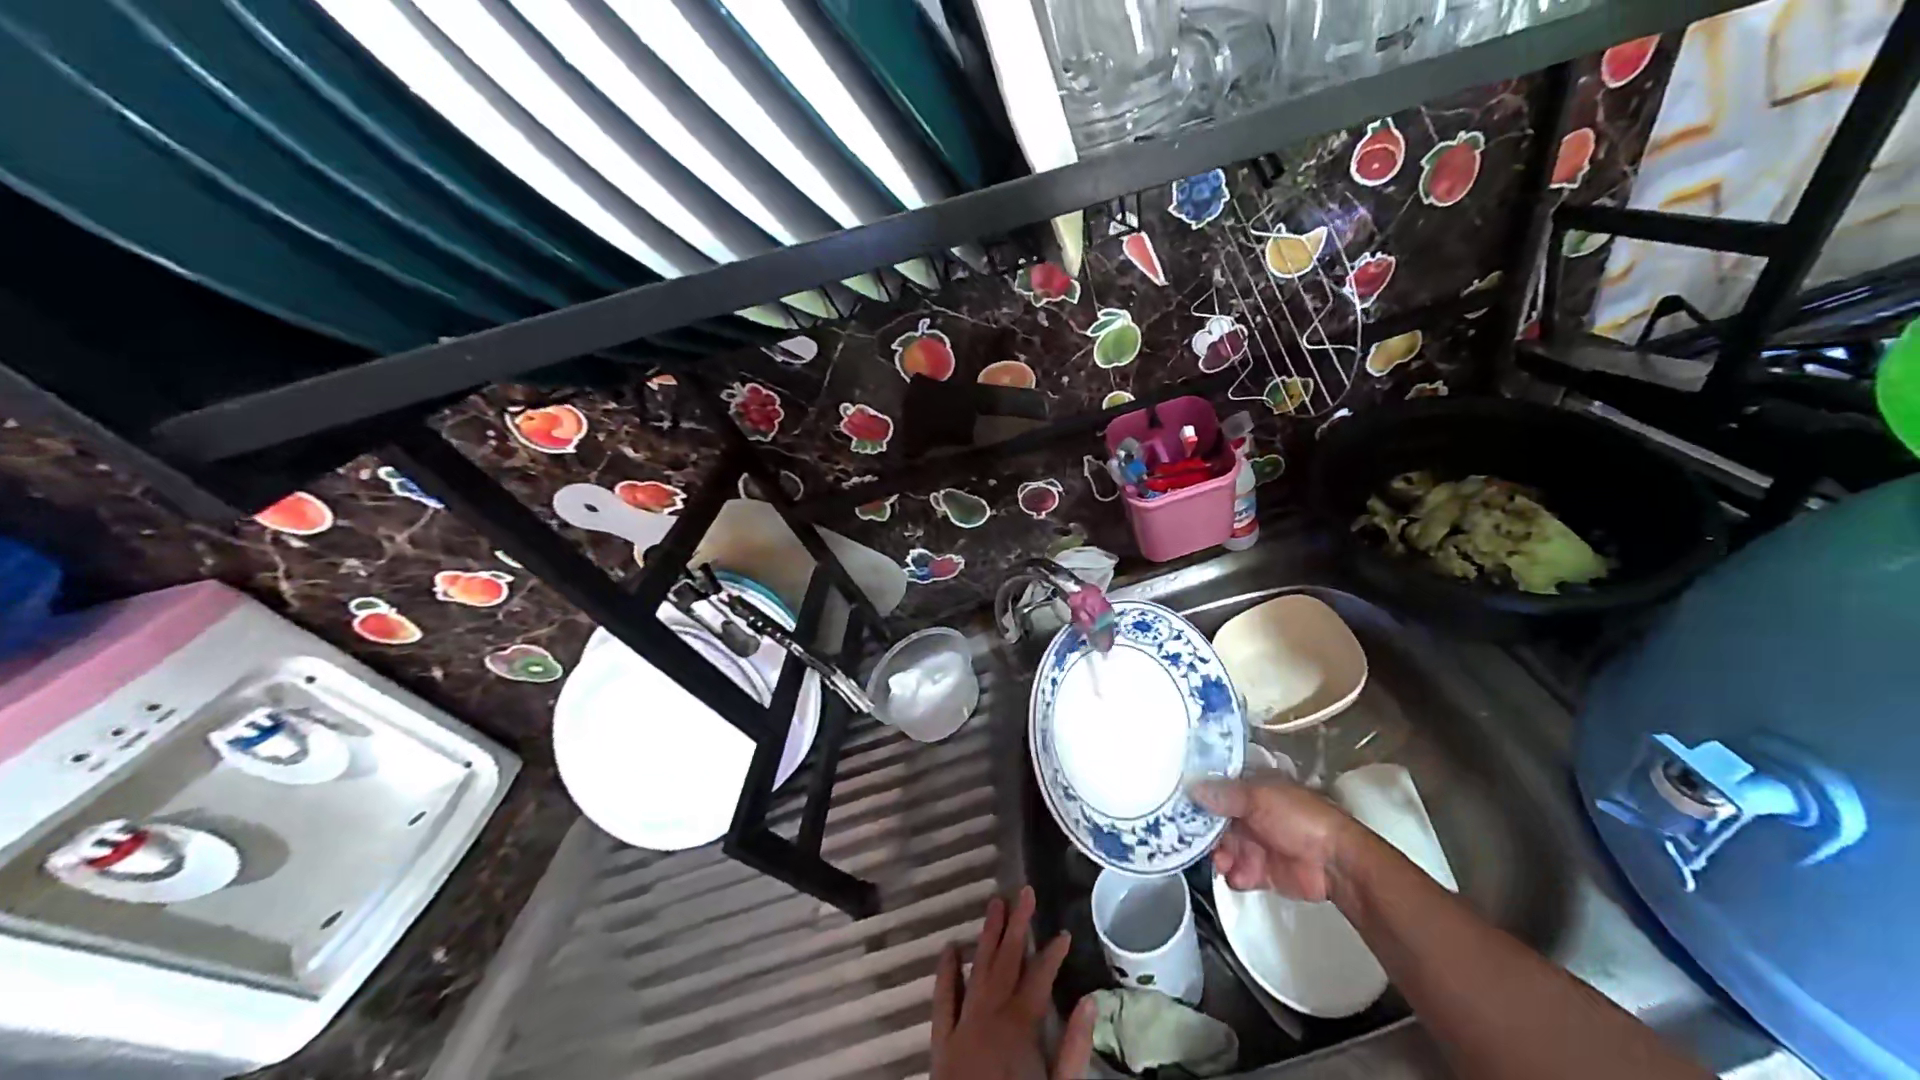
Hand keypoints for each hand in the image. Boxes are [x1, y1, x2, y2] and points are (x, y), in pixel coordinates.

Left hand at [931, 886, 1096, 1079]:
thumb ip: (1073, 1047)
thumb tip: (1090, 1001)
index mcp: (1020, 1026)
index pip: (1039, 978)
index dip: (1052, 953)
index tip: (1062, 932)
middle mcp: (989, 1015)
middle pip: (1006, 960)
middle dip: (1017, 925)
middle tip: (1024, 890)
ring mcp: (962, 1024)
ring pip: (977, 968)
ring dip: (987, 935)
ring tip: (994, 902)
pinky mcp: (941, 1039)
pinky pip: (942, 997)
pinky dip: (946, 971)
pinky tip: (950, 947)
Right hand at [1193, 774, 1359, 901]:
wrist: (1336, 864)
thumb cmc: (1300, 819)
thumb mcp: (1259, 799)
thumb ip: (1224, 796)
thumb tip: (1191, 789)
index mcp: (1251, 789)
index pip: (1215, 789)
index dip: (1197, 796)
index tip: (1178, 804)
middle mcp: (1249, 814)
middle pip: (1214, 822)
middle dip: (1205, 833)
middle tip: (1197, 841)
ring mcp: (1255, 843)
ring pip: (1222, 848)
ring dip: (1219, 856)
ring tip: (1223, 863)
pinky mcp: (1260, 871)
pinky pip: (1236, 872)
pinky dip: (1235, 875)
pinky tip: (1241, 876)